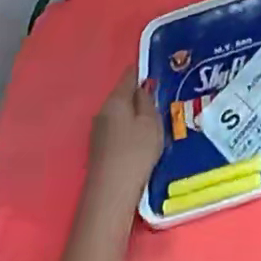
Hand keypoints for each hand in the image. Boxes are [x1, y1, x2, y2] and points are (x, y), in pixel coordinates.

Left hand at [85, 70, 163, 204]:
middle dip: (140, 92)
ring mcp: (98, 129)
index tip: (159, 69)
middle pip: (123, 94)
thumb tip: (143, 88)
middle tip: (162, 94)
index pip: (129, 76)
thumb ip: (147, 101)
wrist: (111, 191)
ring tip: (156, 115)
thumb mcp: (151, 123)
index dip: (143, 70)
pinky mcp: (99, 146)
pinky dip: (130, 125)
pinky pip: (117, 126)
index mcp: (115, 100)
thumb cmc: (136, 152)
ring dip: (135, 111)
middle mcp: (102, 110)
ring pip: (120, 111)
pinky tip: (142, 135)